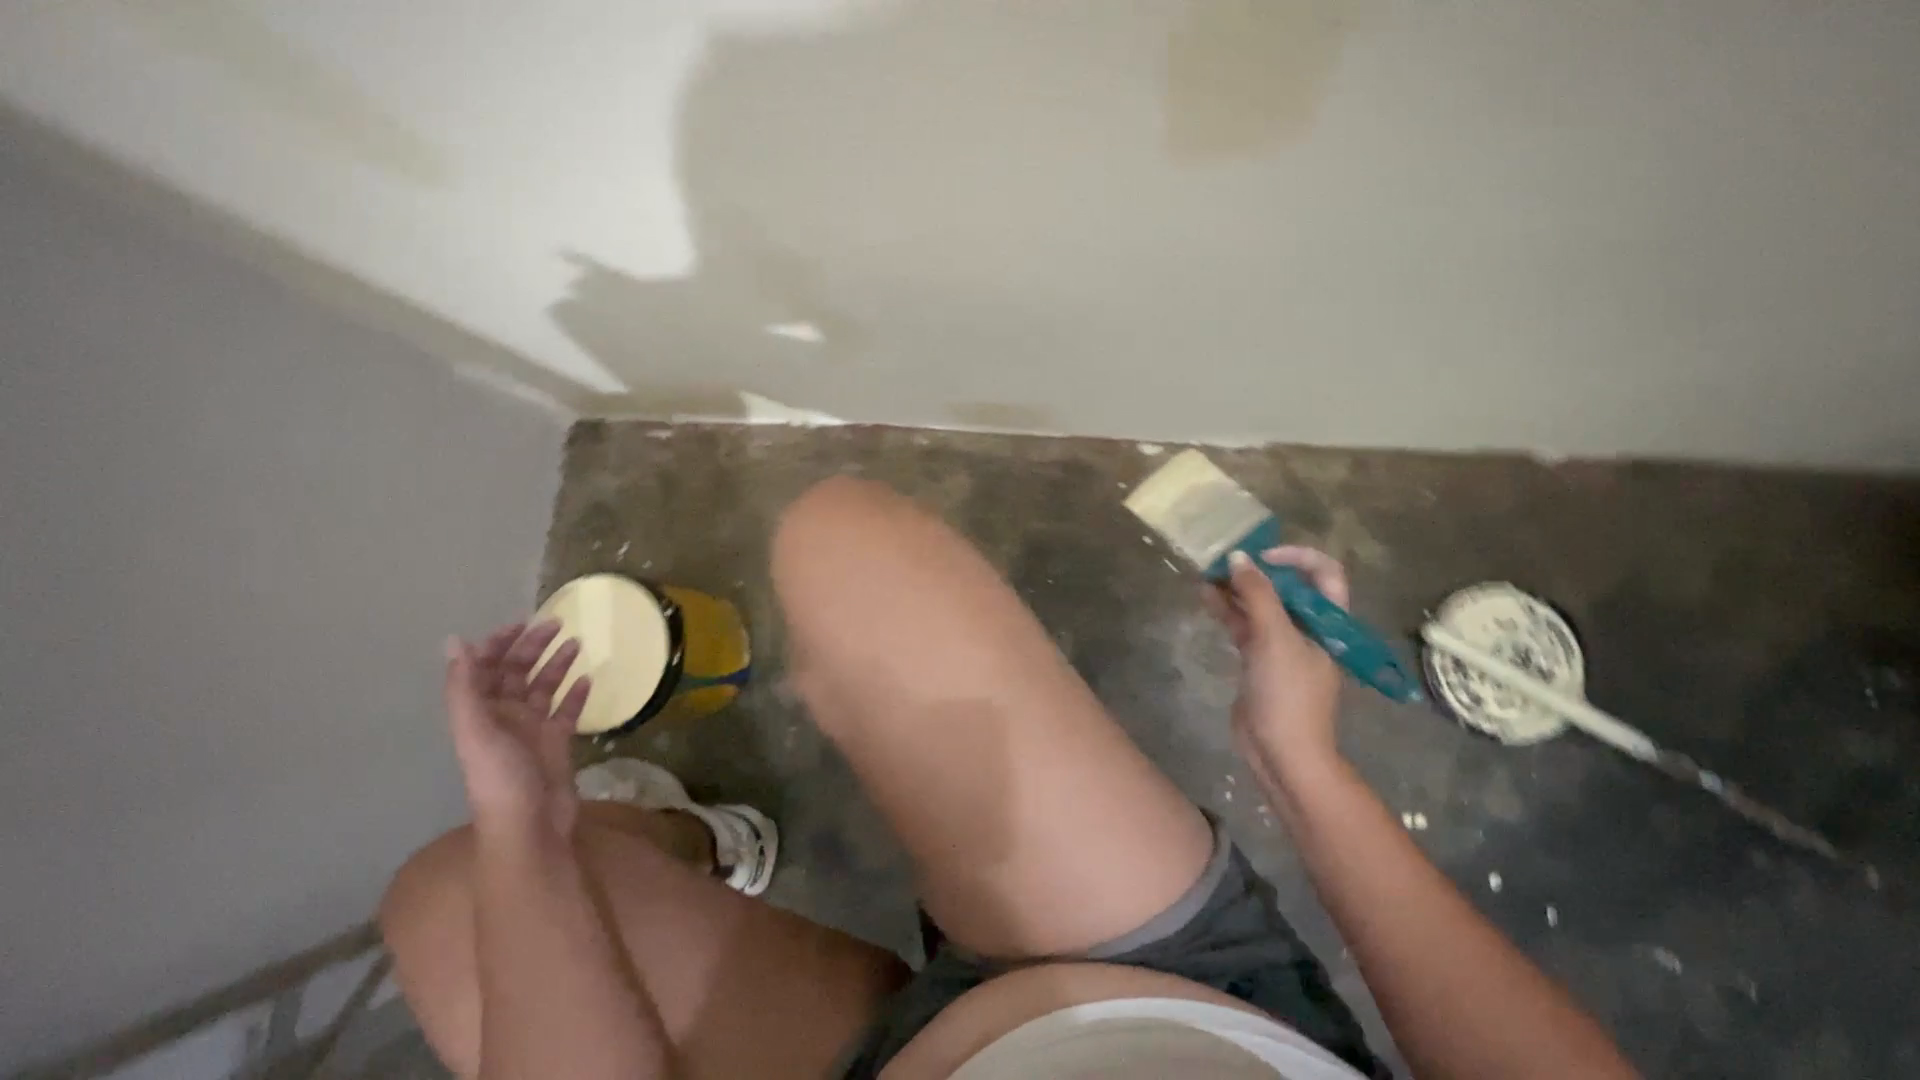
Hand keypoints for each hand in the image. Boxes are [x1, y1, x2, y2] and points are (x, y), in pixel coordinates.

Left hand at [443, 620, 591, 837]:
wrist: (530, 826)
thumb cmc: (500, 778)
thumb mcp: (476, 731)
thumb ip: (465, 686)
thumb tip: (454, 641)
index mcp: (481, 712)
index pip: (485, 667)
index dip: (499, 643)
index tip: (523, 623)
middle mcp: (504, 716)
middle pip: (517, 672)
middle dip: (534, 646)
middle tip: (560, 625)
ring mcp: (532, 730)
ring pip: (544, 688)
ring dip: (557, 665)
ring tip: (578, 644)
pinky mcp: (557, 744)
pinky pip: (567, 712)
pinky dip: (577, 695)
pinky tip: (589, 679)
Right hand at [1202, 547, 1347, 783]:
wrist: (1282, 753)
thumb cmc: (1289, 694)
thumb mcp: (1275, 639)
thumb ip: (1258, 595)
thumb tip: (1238, 558)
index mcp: (1328, 621)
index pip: (1325, 573)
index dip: (1297, 556)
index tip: (1263, 556)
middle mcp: (1308, 627)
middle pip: (1287, 587)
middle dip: (1257, 570)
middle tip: (1225, 558)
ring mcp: (1281, 644)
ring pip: (1260, 605)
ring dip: (1236, 588)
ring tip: (1207, 571)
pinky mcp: (1257, 660)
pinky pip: (1243, 625)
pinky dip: (1226, 610)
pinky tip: (1204, 596)